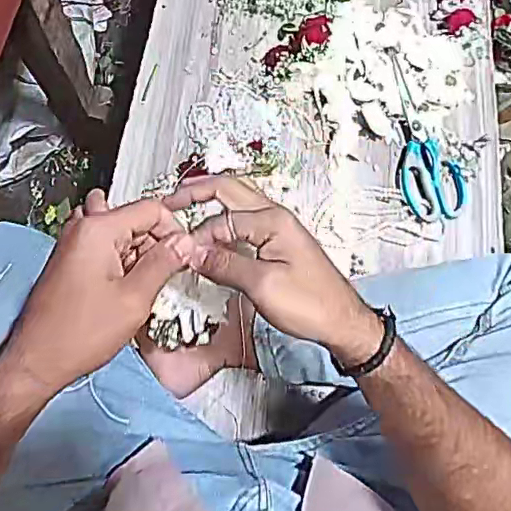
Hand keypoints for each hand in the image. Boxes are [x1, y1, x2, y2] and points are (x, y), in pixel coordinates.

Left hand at [0, 191, 198, 404]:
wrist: (36, 363)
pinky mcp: (72, 259)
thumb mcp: (135, 299)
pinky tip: (124, 287)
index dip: (173, 231)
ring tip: (140, 281)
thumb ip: (164, 263)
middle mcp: (83, 228)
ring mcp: (75, 243)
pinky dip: (121, 259)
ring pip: (123, 232)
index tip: (182, 254)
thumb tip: (185, 242)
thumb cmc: (76, 336)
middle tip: (161, 274)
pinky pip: (107, 246)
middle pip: (136, 218)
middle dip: (155, 243)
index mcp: (98, 229)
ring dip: (138, 251)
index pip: (152, 209)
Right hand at [162, 176, 385, 366]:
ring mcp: (278, 228)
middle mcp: (276, 216)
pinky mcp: (278, 242)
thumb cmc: (312, 304)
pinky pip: (244, 223)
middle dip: (197, 191)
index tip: (184, 256)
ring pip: (237, 204)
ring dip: (211, 204)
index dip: (199, 237)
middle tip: (170, 200)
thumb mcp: (263, 286)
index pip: (223, 218)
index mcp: (273, 221)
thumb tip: (193, 252)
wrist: (341, 320)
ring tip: (184, 209)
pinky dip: (224, 224)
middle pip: (229, 190)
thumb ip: (225, 266)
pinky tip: (211, 237)